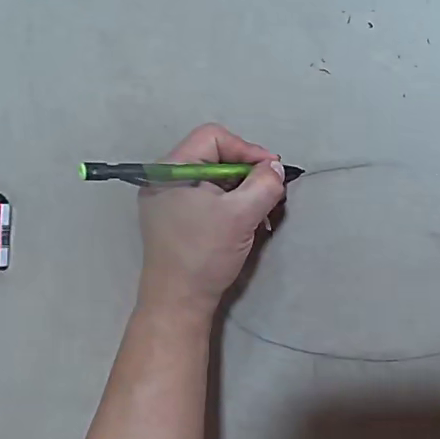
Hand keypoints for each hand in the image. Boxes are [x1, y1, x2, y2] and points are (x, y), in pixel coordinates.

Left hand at [136, 124, 287, 318]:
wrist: (179, 301)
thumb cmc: (205, 254)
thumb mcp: (241, 215)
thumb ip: (264, 184)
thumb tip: (274, 168)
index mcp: (171, 169)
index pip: (214, 137)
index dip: (247, 150)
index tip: (271, 172)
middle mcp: (164, 179)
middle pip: (215, 157)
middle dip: (248, 173)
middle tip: (270, 194)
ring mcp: (167, 200)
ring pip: (214, 180)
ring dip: (242, 192)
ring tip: (261, 213)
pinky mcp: (175, 220)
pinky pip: (207, 199)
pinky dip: (230, 205)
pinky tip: (246, 224)